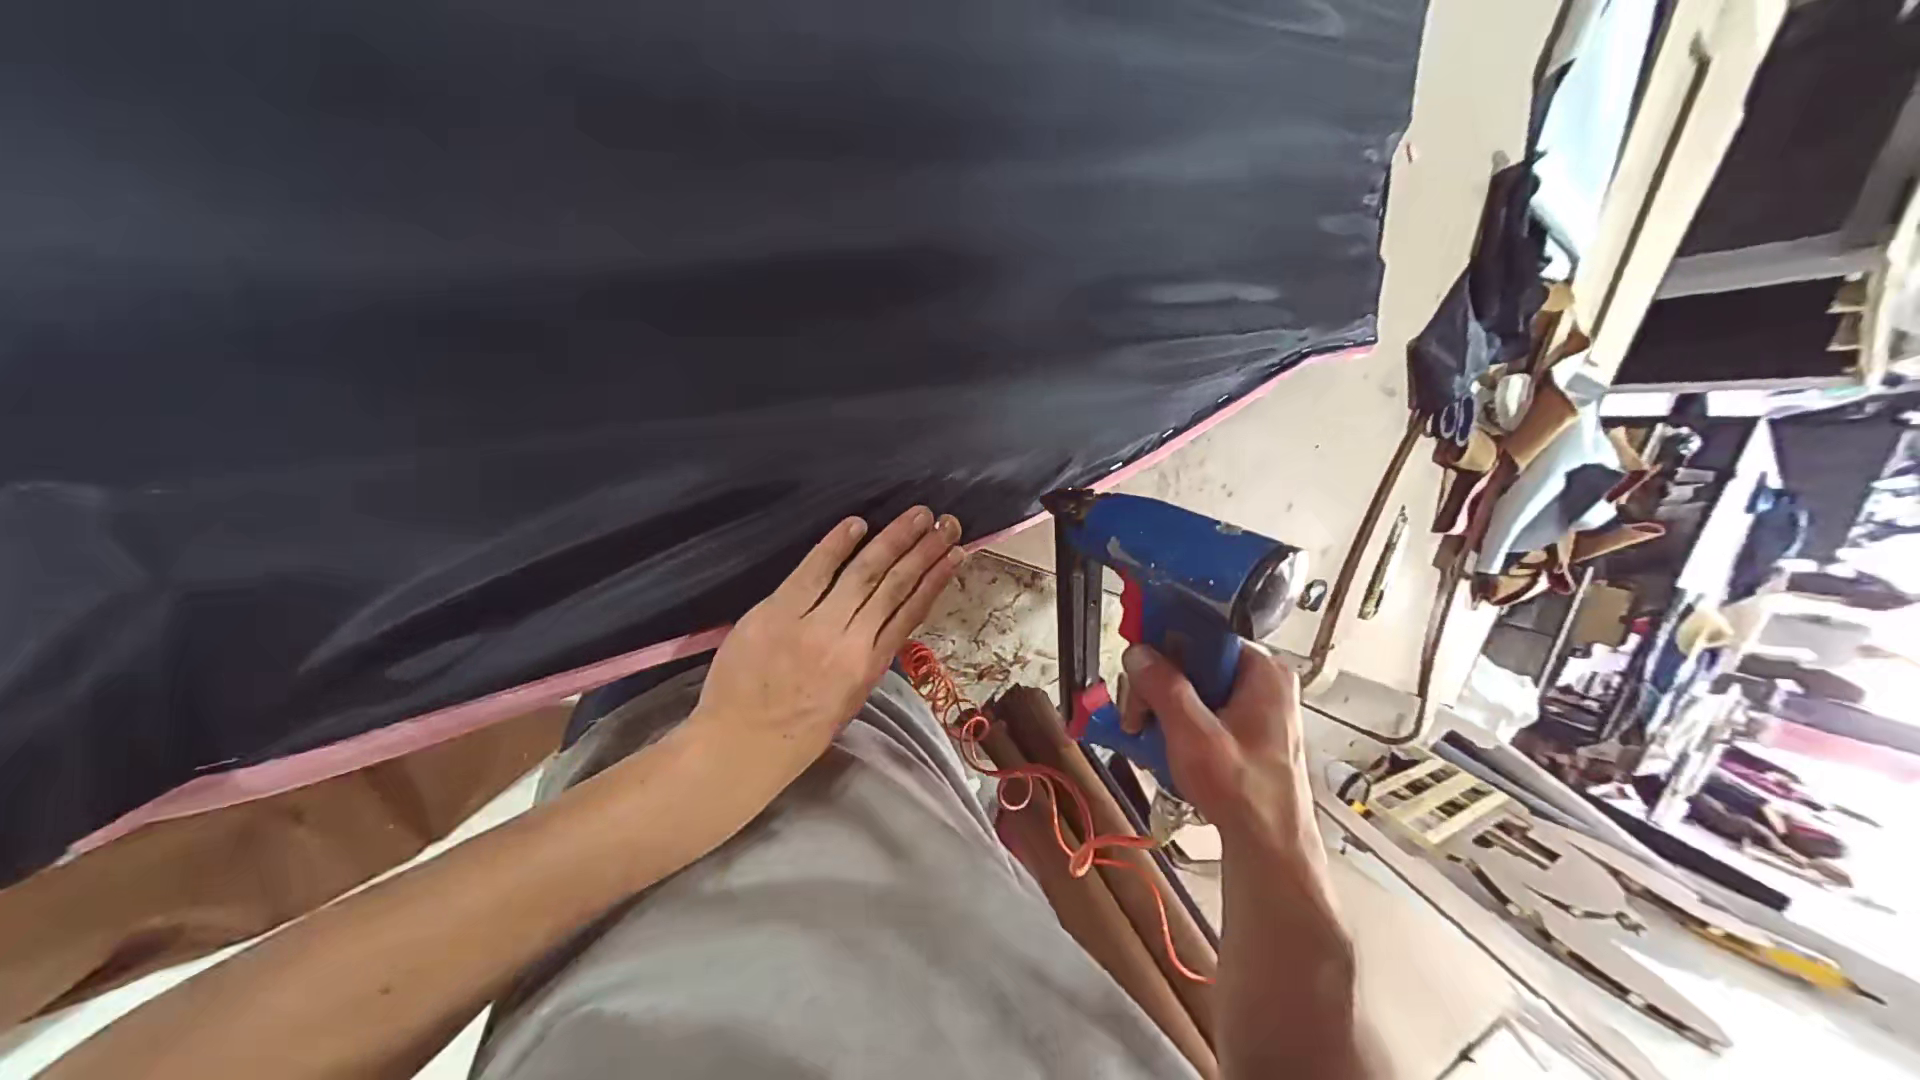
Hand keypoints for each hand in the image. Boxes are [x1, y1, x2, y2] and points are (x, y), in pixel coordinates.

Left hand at [689, 506, 964, 768]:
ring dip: (894, 540)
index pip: (911, 612)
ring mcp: (815, 625)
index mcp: (870, 666)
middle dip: (924, 550)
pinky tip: (857, 524)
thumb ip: (866, 658)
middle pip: (895, 586)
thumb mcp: (849, 699)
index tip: (956, 555)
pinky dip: (836, 546)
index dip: (936, 580)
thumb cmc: (797, 731)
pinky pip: (812, 572)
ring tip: (919, 515)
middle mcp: (851, 642)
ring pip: (864, 574)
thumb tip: (881, 623)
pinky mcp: (778, 613)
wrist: (742, 745)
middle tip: (947, 522)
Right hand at [1119, 641, 1317, 854]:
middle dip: (1157, 685)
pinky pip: (1199, 710)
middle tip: (1135, 714)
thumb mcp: (1194, 735)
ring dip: (1161, 707)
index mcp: (1263, 672)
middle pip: (1193, 661)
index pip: (1205, 633)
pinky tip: (1158, 743)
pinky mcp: (1242, 730)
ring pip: (1191, 687)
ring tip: (1142, 734)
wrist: (1270, 851)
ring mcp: (1253, 707)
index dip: (1166, 641)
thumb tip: (1137, 652)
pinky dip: (1175, 723)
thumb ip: (1164, 688)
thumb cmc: (1242, 793)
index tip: (1135, 658)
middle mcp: (1261, 682)